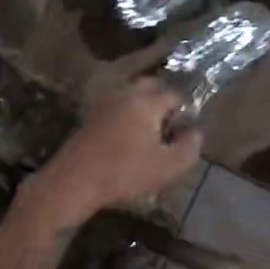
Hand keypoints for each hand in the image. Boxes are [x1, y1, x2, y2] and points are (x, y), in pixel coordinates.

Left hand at [18, 78, 202, 229]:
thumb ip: (190, 146)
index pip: (175, 94)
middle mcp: (125, 94)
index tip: (183, 133)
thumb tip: (195, 131)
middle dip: (163, 101)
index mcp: (147, 102)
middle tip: (168, 129)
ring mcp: (104, 103)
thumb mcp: (168, 167)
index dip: (185, 111)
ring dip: (144, 108)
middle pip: (151, 86)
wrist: (74, 182)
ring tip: (149, 136)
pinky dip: (126, 115)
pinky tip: (127, 141)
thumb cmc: (124, 174)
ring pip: (132, 95)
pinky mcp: (90, 116)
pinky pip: (116, 107)